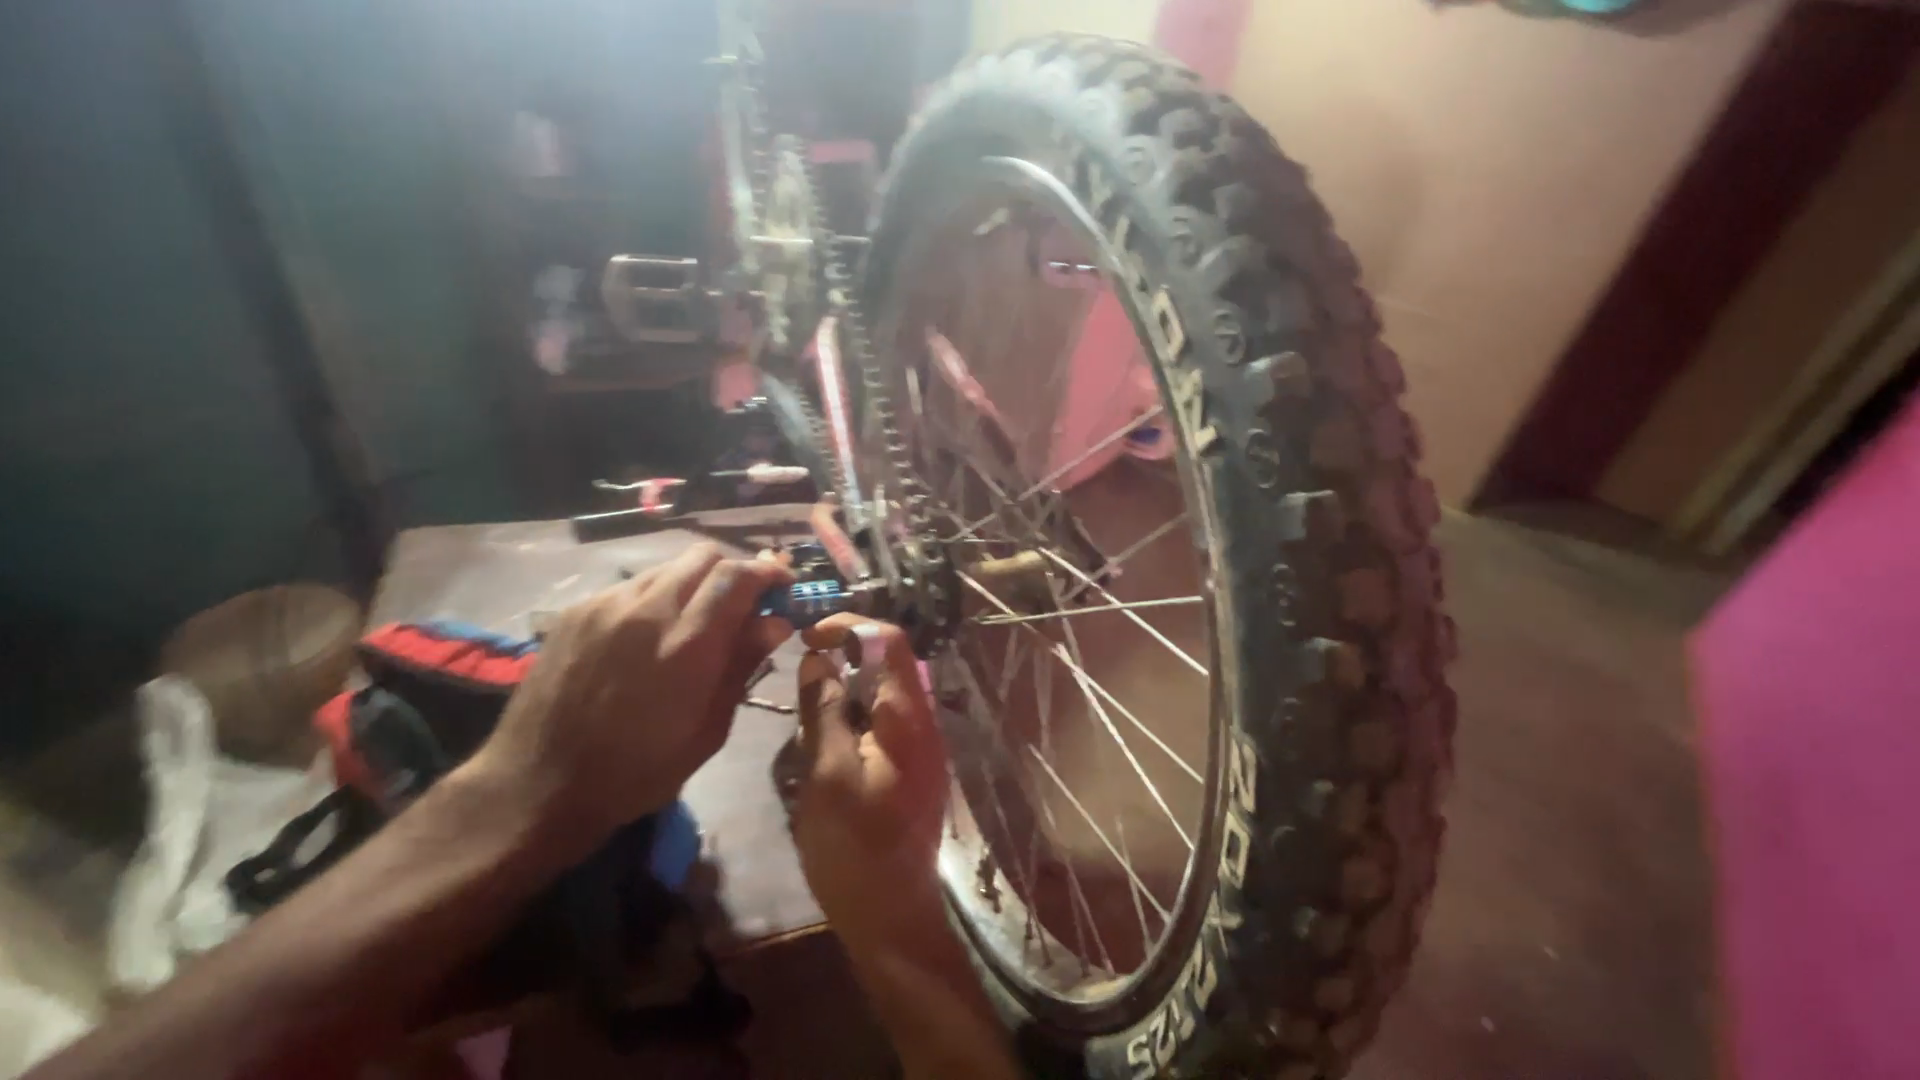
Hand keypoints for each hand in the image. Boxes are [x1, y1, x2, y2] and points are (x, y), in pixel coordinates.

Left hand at [470, 543, 792, 849]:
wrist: (540, 785)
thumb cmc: (638, 771)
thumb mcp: (708, 730)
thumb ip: (741, 666)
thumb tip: (774, 623)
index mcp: (688, 644)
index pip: (737, 576)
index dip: (768, 573)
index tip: (783, 586)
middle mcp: (648, 609)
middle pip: (703, 556)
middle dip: (731, 572)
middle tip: (742, 604)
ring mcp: (606, 605)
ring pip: (666, 568)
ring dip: (692, 584)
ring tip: (693, 622)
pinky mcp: (576, 611)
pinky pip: (630, 587)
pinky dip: (654, 599)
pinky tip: (648, 637)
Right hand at [791, 614, 949, 946]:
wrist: (893, 917)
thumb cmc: (854, 847)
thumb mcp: (828, 774)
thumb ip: (824, 711)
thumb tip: (818, 658)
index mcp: (908, 717)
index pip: (890, 639)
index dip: (849, 625)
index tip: (808, 637)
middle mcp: (923, 724)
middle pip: (889, 664)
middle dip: (844, 659)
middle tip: (801, 676)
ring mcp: (922, 749)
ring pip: (882, 696)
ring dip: (846, 693)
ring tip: (807, 717)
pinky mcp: (913, 771)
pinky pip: (883, 726)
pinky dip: (854, 721)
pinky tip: (825, 749)